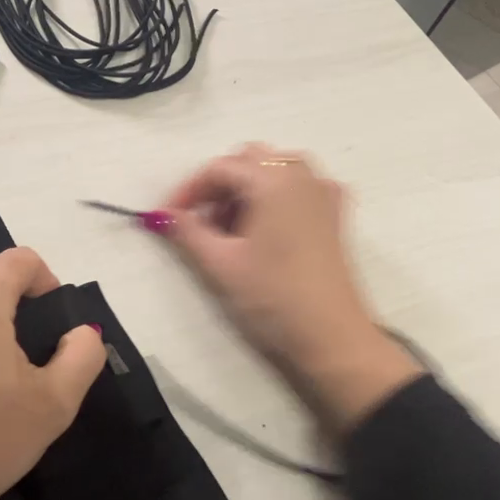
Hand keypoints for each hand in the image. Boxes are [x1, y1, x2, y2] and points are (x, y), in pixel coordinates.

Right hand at [162, 144, 421, 432]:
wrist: (332, 338)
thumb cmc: (273, 297)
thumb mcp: (221, 264)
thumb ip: (188, 231)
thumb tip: (164, 215)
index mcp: (275, 180)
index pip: (220, 168)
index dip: (188, 190)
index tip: (168, 217)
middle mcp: (303, 176)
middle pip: (249, 160)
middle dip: (218, 185)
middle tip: (197, 222)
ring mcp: (324, 193)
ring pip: (274, 170)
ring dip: (245, 189)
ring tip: (228, 228)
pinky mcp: (335, 215)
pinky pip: (297, 186)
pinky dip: (272, 196)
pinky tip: (260, 230)